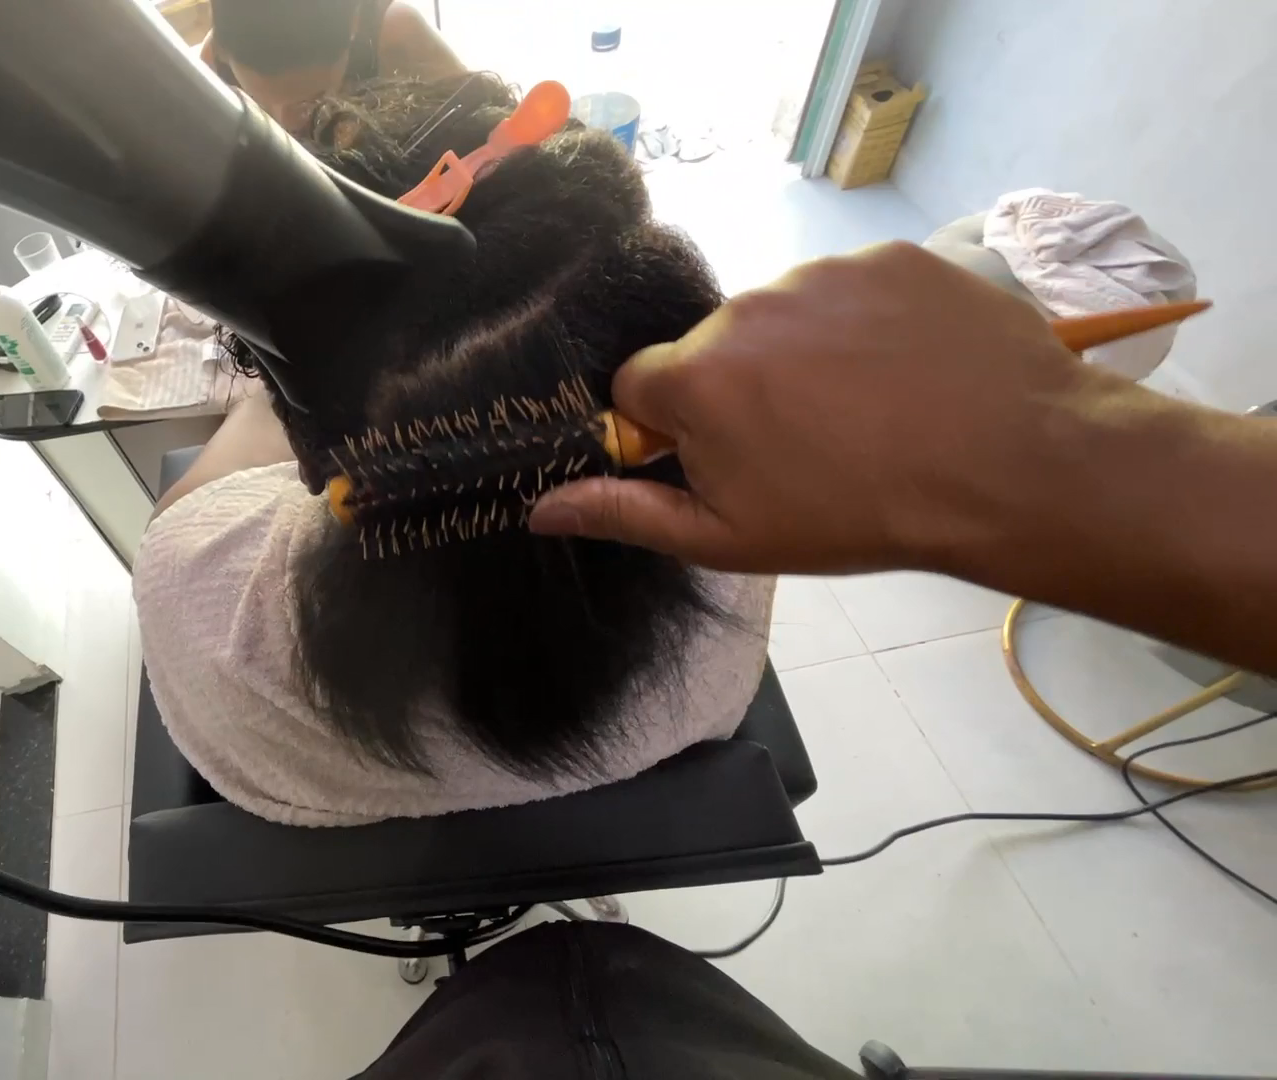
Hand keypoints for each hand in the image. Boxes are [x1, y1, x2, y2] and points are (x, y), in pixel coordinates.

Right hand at [529, 241, 1125, 574]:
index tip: (715, 455)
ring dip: (784, 355)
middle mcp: (741, 310)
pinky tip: (888, 366)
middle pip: (701, 351)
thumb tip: (536, 509)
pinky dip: (845, 323)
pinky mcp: (882, 257)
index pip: (634, 385)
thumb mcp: (720, 535)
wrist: (1017, 469)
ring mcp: (816, 274)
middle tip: (790, 439)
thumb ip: (620, 512)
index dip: (666, 425)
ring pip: (765, 318)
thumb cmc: (849, 514)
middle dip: (724, 390)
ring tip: (848, 403)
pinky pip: (831, 289)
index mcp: (693, 379)